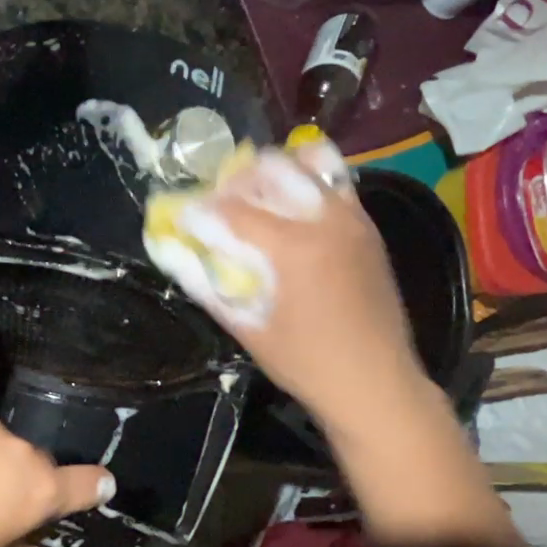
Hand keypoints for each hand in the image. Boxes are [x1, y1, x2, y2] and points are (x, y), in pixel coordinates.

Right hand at [171, 140, 435, 428]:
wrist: (373, 380)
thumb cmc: (305, 364)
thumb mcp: (248, 330)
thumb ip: (208, 287)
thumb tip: (173, 255)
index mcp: (294, 248)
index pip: (233, 211)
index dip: (199, 212)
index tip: (177, 217)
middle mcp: (326, 219)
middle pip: (271, 171)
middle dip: (234, 183)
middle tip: (212, 207)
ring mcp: (353, 217)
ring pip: (307, 166)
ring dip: (270, 174)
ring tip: (249, 198)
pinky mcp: (366, 226)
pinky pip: (332, 183)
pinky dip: (303, 183)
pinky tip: (284, 209)